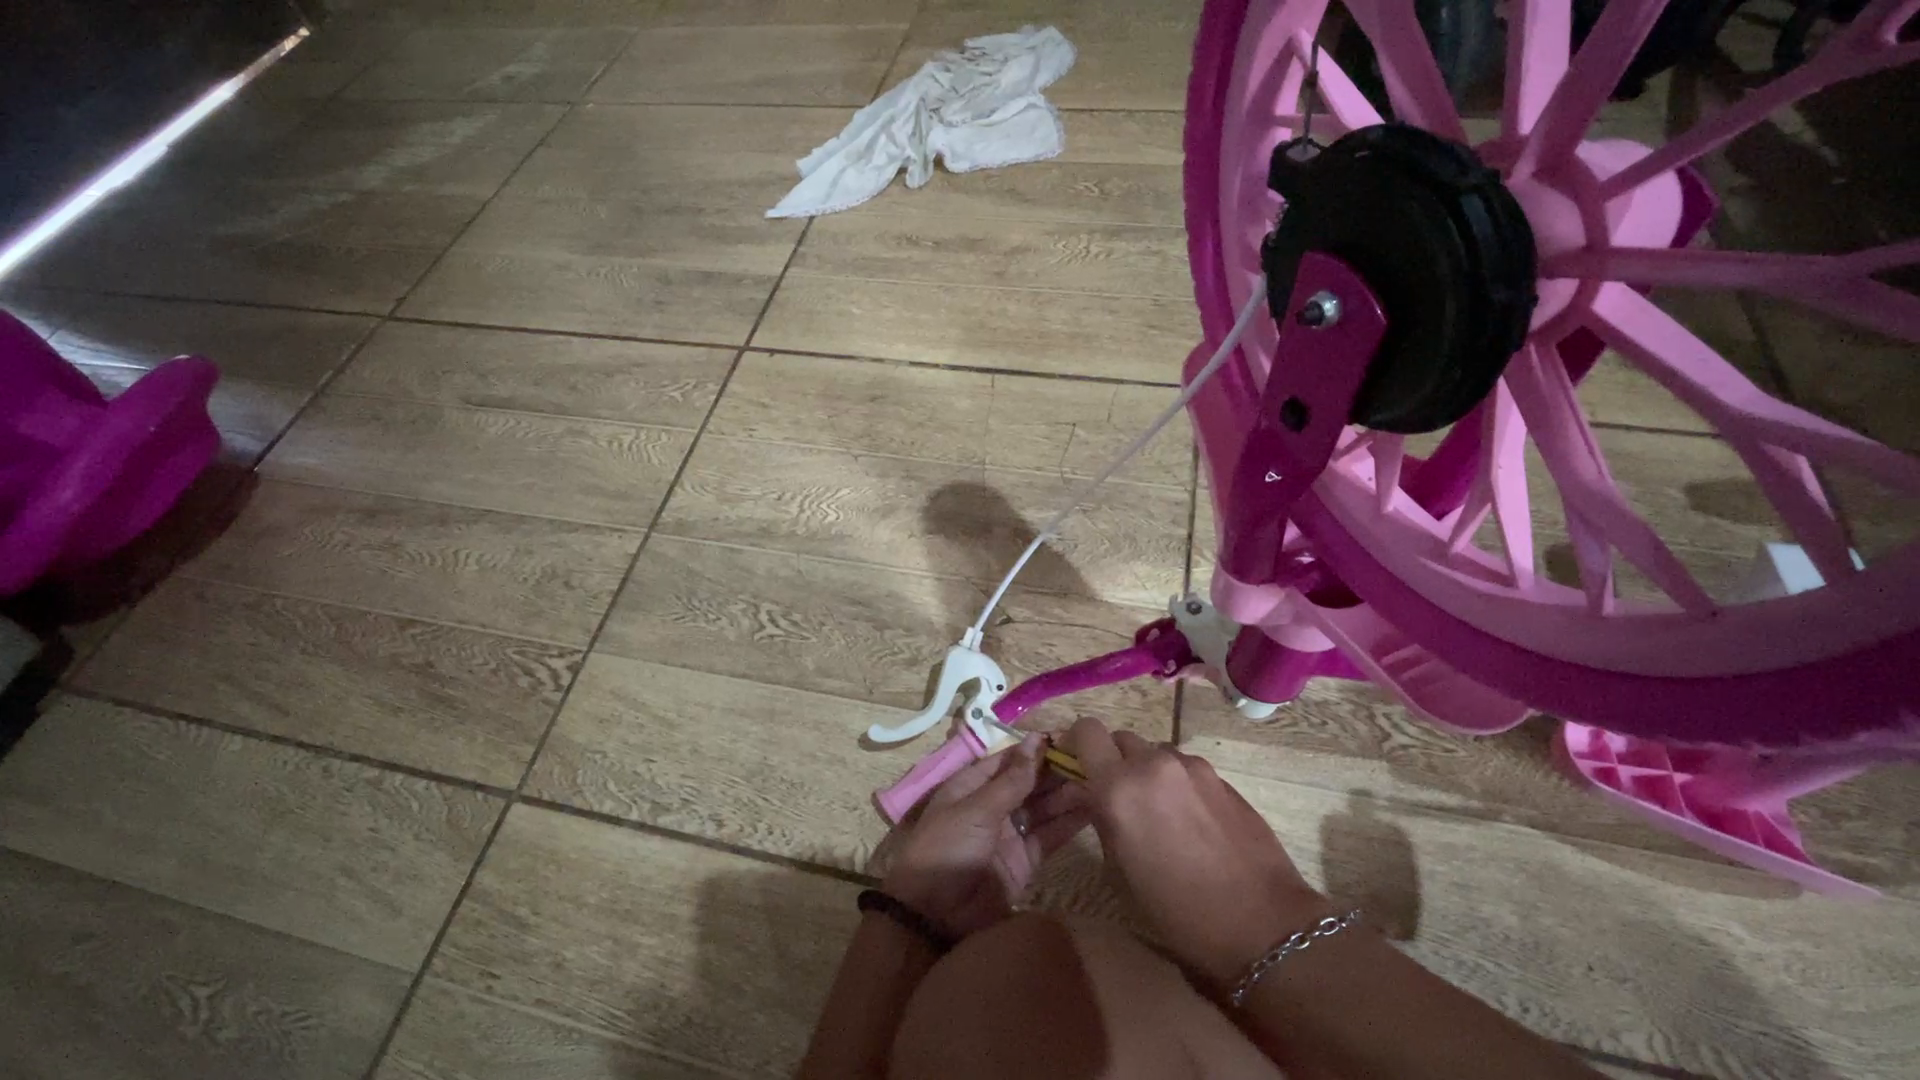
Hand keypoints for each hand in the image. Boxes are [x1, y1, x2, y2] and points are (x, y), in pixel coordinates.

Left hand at [880, 735, 1089, 938]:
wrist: (935, 915)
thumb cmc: (947, 848)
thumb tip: (1036, 740)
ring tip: (1099, 780)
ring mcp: (1010, 834)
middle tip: (1092, 759)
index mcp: (972, 786)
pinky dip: (1068, 824)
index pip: (1009, 760)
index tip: (1069, 737)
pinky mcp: (1025, 860)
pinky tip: (1093, 809)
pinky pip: (1049, 836)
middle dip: (1057, 772)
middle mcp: (993, 806)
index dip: (1036, 750)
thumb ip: (1012, 779)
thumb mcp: (977, 809)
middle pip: (1029, 783)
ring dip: (1067, 795)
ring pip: (1043, 808)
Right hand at [1061, 717, 1329, 982]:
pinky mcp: (1221, 778)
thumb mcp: (1119, 871)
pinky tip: (1191, 823)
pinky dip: (1176, 784)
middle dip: (1112, 761)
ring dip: (1146, 773)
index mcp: (1118, 787)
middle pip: (1120, 739)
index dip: (1076, 744)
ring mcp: (1192, 767)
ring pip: (1154, 753)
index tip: (1076, 767)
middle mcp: (1153, 764)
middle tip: (1117, 797)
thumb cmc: (1177, 910)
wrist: (1261, 922)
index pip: (1085, 730)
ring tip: (1159, 815)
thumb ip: (1102, 820)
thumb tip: (1095, 796)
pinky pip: (1184, 768)